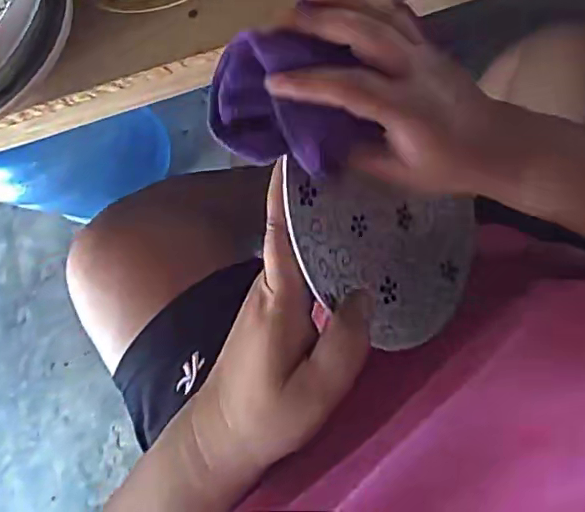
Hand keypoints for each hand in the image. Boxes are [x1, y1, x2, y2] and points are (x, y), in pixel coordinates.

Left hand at [183, 160, 372, 489]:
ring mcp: (267, 289)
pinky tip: (344, 240)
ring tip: (358, 194)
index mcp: (276, 296)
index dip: (284, 188)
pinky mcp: (272, 301)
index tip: (297, 150)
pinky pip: (297, 258)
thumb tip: (364, 293)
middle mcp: (267, 281)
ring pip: (294, 241)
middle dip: (312, 192)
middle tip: (352, 164)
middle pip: (289, 225)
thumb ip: (345, 345)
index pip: (278, 228)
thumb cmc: (267, 414)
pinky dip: (317, 240)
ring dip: (317, 215)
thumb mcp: (315, 393)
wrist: (220, 434)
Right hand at [265, 0, 521, 196]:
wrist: (501, 145)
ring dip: (341, 1)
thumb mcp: (400, 175)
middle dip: (320, 23)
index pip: (351, 87)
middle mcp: (415, 70)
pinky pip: (395, 13)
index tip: (273, 81)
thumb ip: (357, 154)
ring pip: (380, 14)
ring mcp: (424, 50)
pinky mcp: (428, 42)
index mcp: (407, 108)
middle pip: (364, 33)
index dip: (309, 83)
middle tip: (281, 22)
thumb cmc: (449, 166)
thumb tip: (315, 136)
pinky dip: (366, 0)